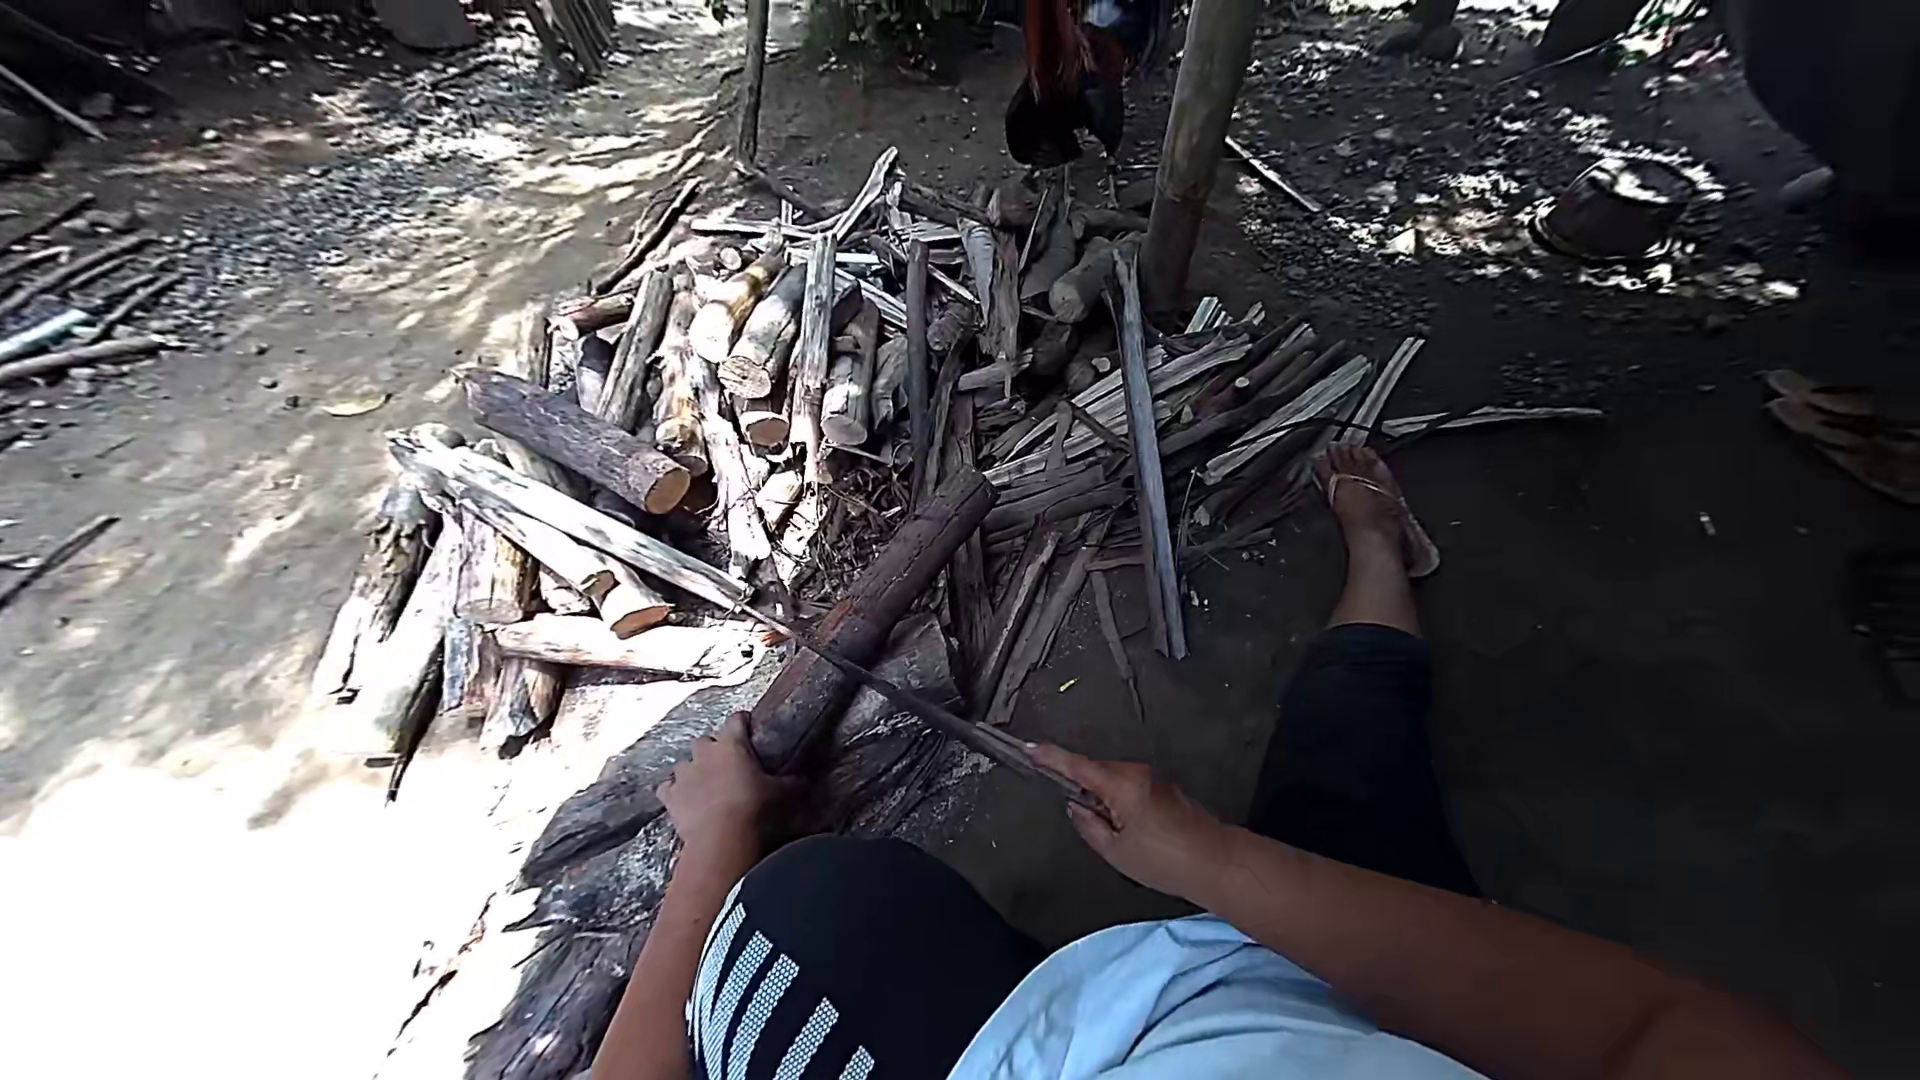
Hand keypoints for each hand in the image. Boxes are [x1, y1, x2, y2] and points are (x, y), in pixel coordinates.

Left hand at [657, 713, 787, 854]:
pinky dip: (674, 790)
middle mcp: (705, 751)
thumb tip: (805, 781)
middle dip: (713, 748)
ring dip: (693, 769)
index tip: (748, 727)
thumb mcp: (779, 792)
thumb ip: (791, 783)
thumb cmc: (753, 805)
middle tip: (726, 763)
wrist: (719, 835)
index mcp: (732, 743)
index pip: (736, 719)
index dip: (742, 721)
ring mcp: (684, 772)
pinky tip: (682, 798)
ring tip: (704, 783)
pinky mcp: (670, 794)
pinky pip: (668, 787)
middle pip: (706, 740)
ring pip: (684, 762)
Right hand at [1026, 743, 1229, 899]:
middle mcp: (1135, 773)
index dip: (1051, 757)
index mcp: (1120, 785)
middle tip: (1081, 815)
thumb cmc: (1164, 860)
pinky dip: (1121, 800)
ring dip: (1104, 795)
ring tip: (1114, 832)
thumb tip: (1075, 807)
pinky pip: (1131, 787)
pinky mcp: (1165, 789)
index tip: (1031, 747)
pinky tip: (1132, 829)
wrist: (1217, 862)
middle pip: (1096, 771)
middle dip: (1082, 785)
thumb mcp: (1116, 851)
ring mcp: (1152, 779)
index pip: (1077, 766)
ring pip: (1115, 779)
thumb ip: (1088, 825)